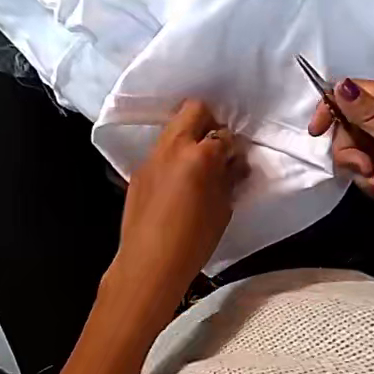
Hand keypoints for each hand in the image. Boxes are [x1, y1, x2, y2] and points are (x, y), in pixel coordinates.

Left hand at [106, 99, 246, 307]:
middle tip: (216, 149)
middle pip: (193, 110)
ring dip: (188, 138)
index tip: (235, 160)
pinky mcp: (138, 172)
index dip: (233, 147)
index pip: (224, 134)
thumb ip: (228, 178)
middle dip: (209, 122)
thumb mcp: (222, 208)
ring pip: (173, 129)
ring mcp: (151, 158)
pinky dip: (172, 158)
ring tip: (197, 166)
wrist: (149, 263)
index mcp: (199, 155)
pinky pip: (160, 153)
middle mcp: (172, 147)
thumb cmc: (194, 241)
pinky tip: (177, 183)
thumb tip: (232, 163)